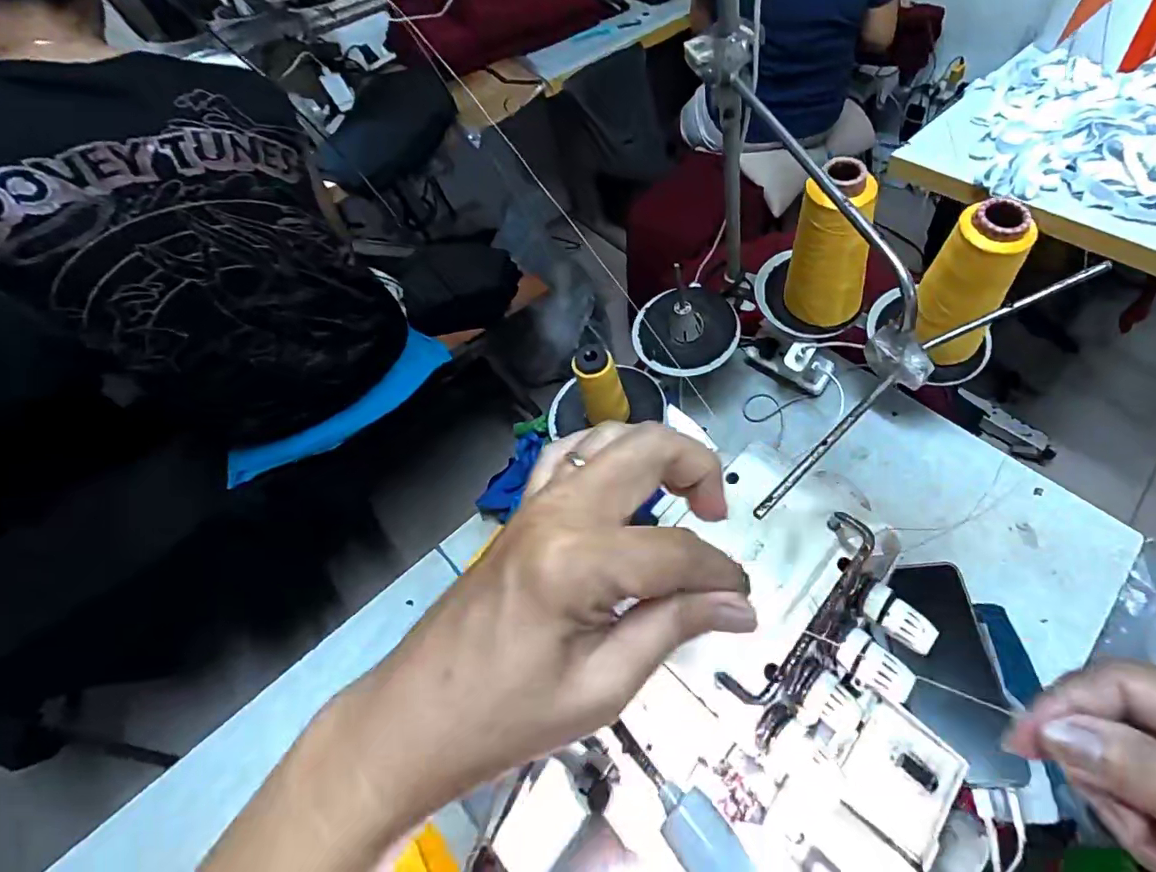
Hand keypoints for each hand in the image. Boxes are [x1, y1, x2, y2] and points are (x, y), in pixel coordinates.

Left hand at [203, 422, 753, 871]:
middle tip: (717, 517)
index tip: (740, 597)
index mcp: (576, 562)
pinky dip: (607, 451)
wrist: (415, 717)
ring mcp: (535, 503)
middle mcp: (558, 513)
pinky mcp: (522, 510)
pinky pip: (568, 452)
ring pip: (611, 437)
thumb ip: (673, 629)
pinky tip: (622, 480)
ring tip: (681, 493)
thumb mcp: (601, 689)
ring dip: (657, 451)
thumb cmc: (504, 718)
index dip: (720, 573)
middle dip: (699, 469)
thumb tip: (740, 606)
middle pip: (648, 451)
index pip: (676, 550)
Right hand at [1005, 662, 1155, 871]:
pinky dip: (1154, 843)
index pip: (1118, 682)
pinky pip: (1146, 808)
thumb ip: (1155, 777)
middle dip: (1117, 788)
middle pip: (1114, 730)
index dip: (1062, 703)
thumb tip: (1055, 727)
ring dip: (1137, 824)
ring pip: (1122, 773)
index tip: (1019, 747)